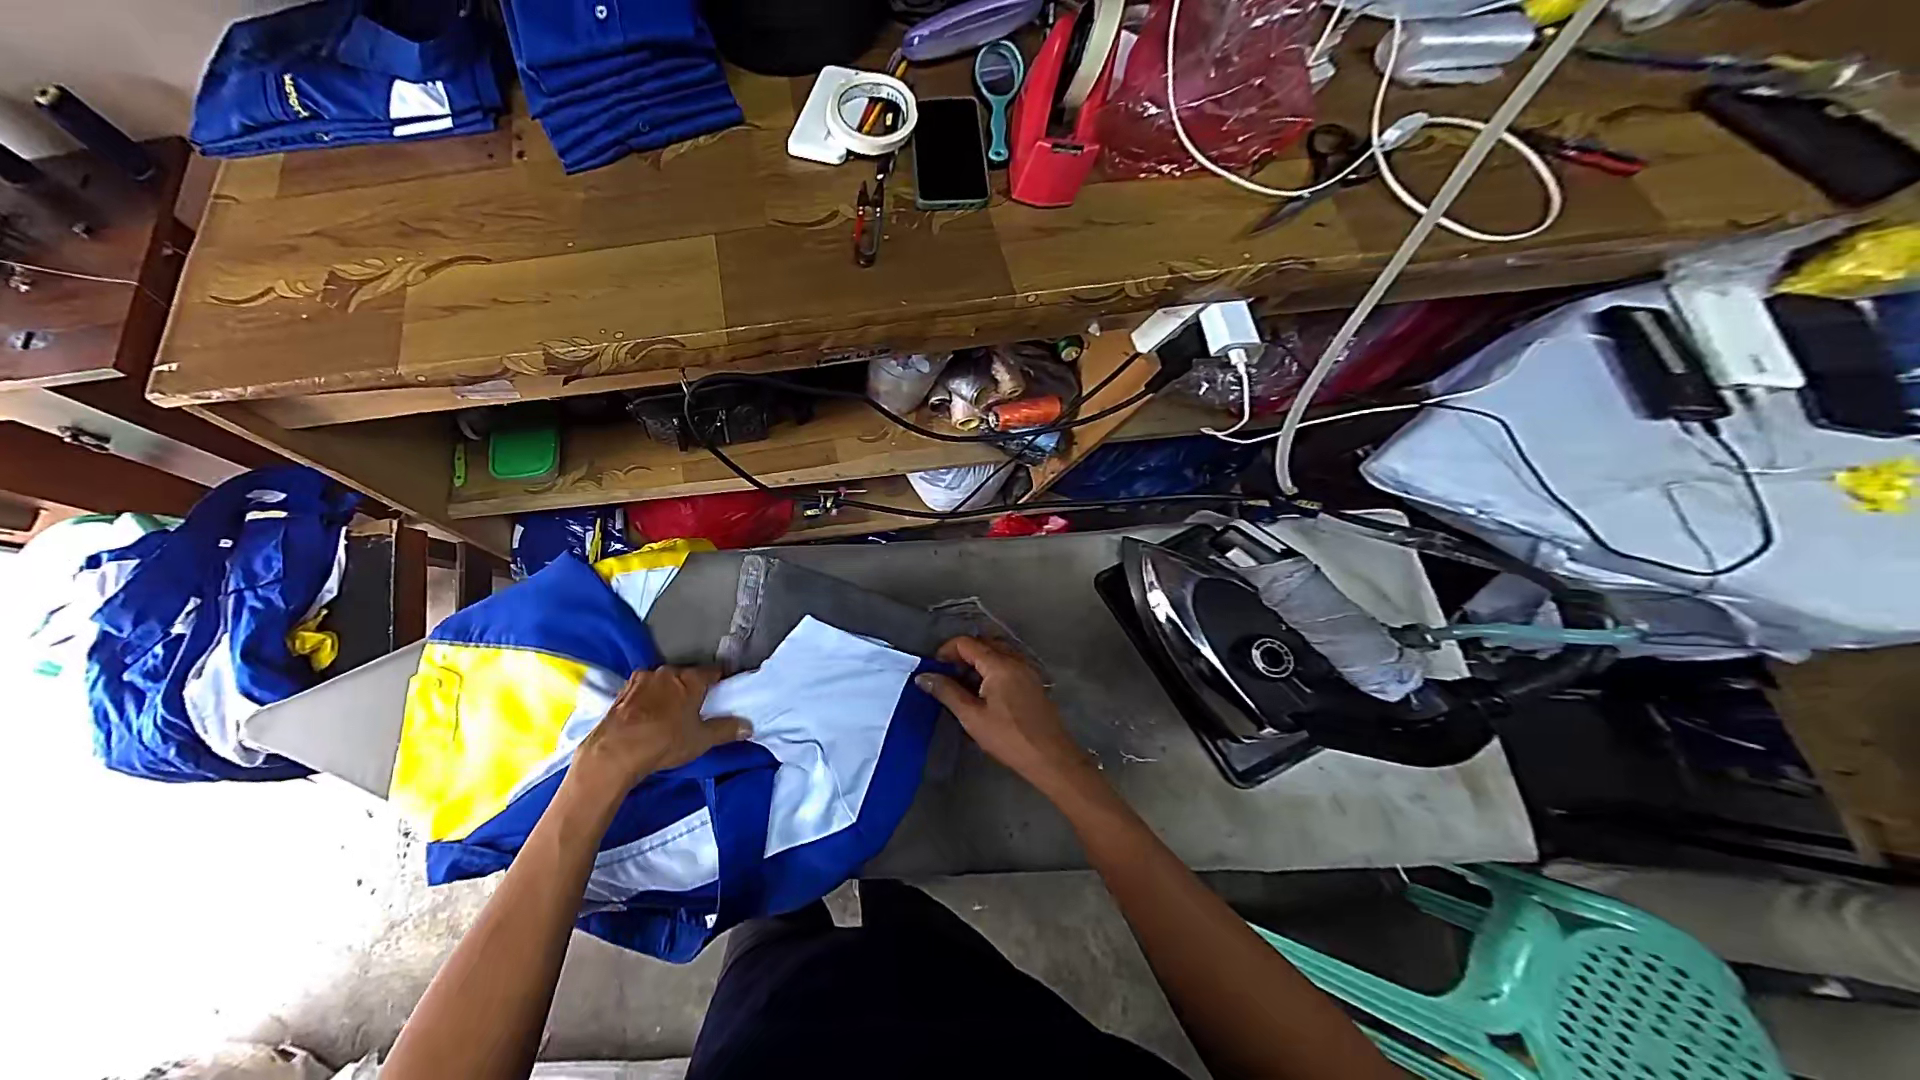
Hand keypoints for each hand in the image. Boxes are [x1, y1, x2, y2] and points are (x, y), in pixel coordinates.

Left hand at [568, 667, 749, 804]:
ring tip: (671, 711)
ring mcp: (642, 679)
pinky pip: (644, 689)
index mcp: (691, 679)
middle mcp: (667, 672)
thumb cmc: (664, 741)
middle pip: (687, 675)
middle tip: (698, 705)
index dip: (721, 680)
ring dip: (669, 690)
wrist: (613, 752)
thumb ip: (726, 730)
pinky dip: (650, 698)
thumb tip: (747, 726)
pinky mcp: (622, 691)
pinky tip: (649, 714)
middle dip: (694, 686)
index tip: (725, 689)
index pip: (714, 671)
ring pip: (664, 680)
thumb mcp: (701, 739)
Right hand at [916, 637, 1090, 790]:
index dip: (946, 651)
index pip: (967, 643)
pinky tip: (985, 693)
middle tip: (947, 677)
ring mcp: (1027, 670)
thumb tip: (924, 676)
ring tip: (963, 686)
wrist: (1050, 757)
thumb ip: (947, 692)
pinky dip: (992, 669)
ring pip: (997, 653)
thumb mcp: (972, 716)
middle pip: (983, 643)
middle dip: (961, 655)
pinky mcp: (1033, 682)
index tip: (934, 670)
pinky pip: (1008, 664)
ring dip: (977, 662)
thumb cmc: (1008, 737)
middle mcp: (1015, 660)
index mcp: (999, 664)